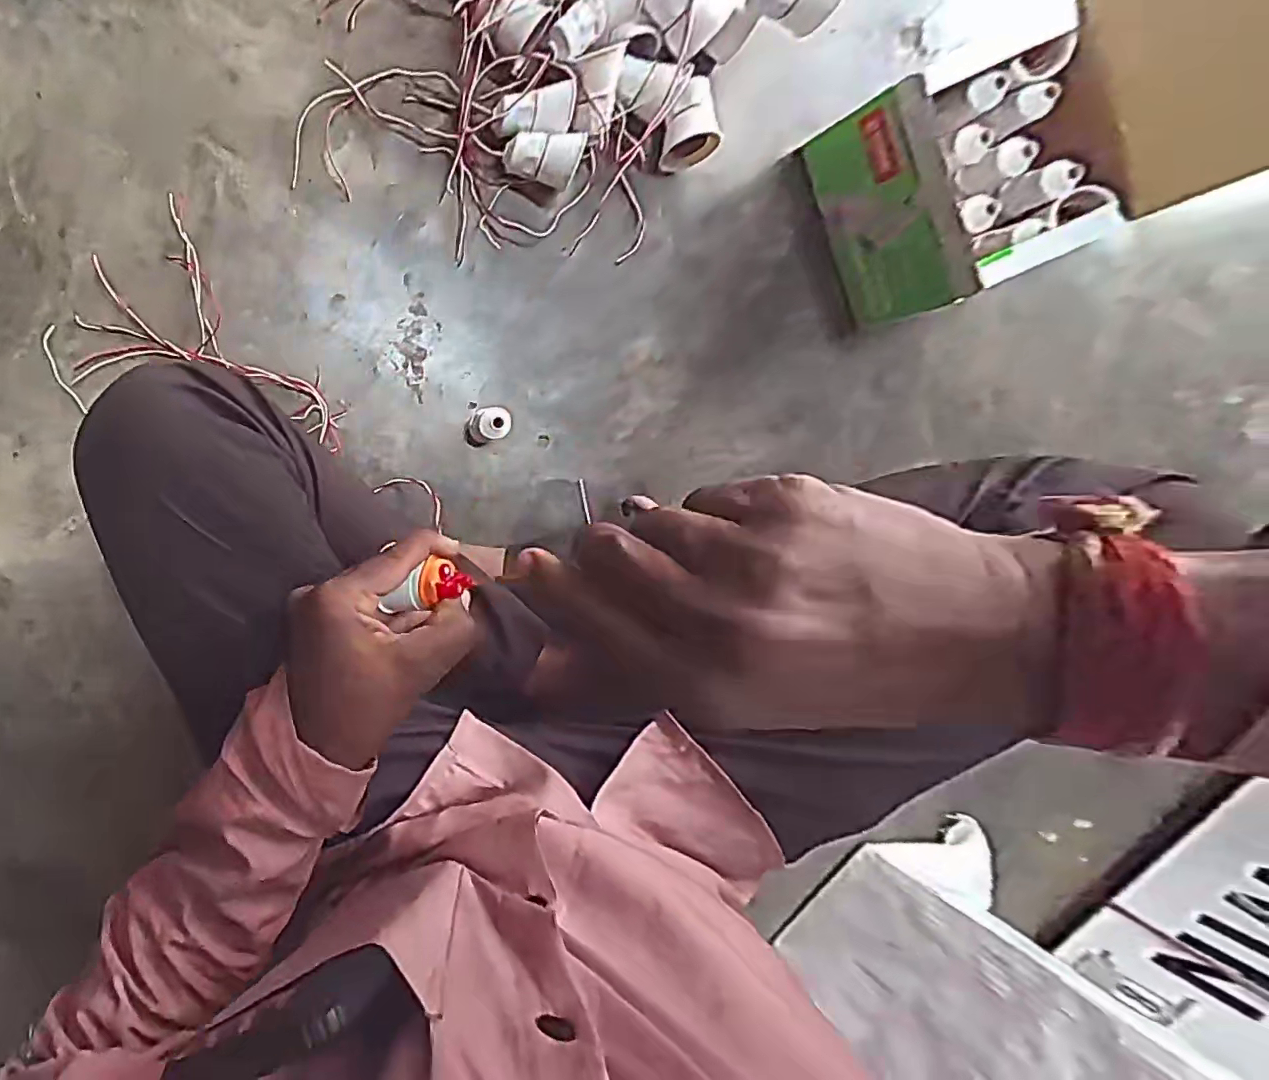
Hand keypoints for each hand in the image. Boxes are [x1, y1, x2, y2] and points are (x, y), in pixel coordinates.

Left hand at [287, 531, 482, 768]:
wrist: (317, 748)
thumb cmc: (366, 709)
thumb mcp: (419, 666)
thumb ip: (451, 626)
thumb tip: (460, 596)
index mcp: (334, 595)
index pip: (392, 558)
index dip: (430, 548)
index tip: (459, 548)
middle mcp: (314, 592)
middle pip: (382, 576)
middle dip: (419, 586)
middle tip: (451, 596)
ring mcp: (307, 607)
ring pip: (372, 592)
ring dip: (403, 605)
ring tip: (429, 621)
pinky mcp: (310, 623)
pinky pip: (358, 607)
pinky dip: (384, 616)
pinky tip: (402, 635)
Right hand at [514, 475, 1063, 733]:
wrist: (979, 631)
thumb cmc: (838, 680)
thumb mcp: (730, 702)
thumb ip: (631, 676)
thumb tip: (540, 665)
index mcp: (700, 677)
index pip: (586, 614)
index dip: (550, 583)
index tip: (527, 562)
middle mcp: (716, 616)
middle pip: (607, 548)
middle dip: (605, 548)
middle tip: (627, 553)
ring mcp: (752, 551)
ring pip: (653, 516)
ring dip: (666, 531)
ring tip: (712, 551)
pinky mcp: (786, 499)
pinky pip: (707, 496)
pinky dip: (718, 514)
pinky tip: (760, 535)